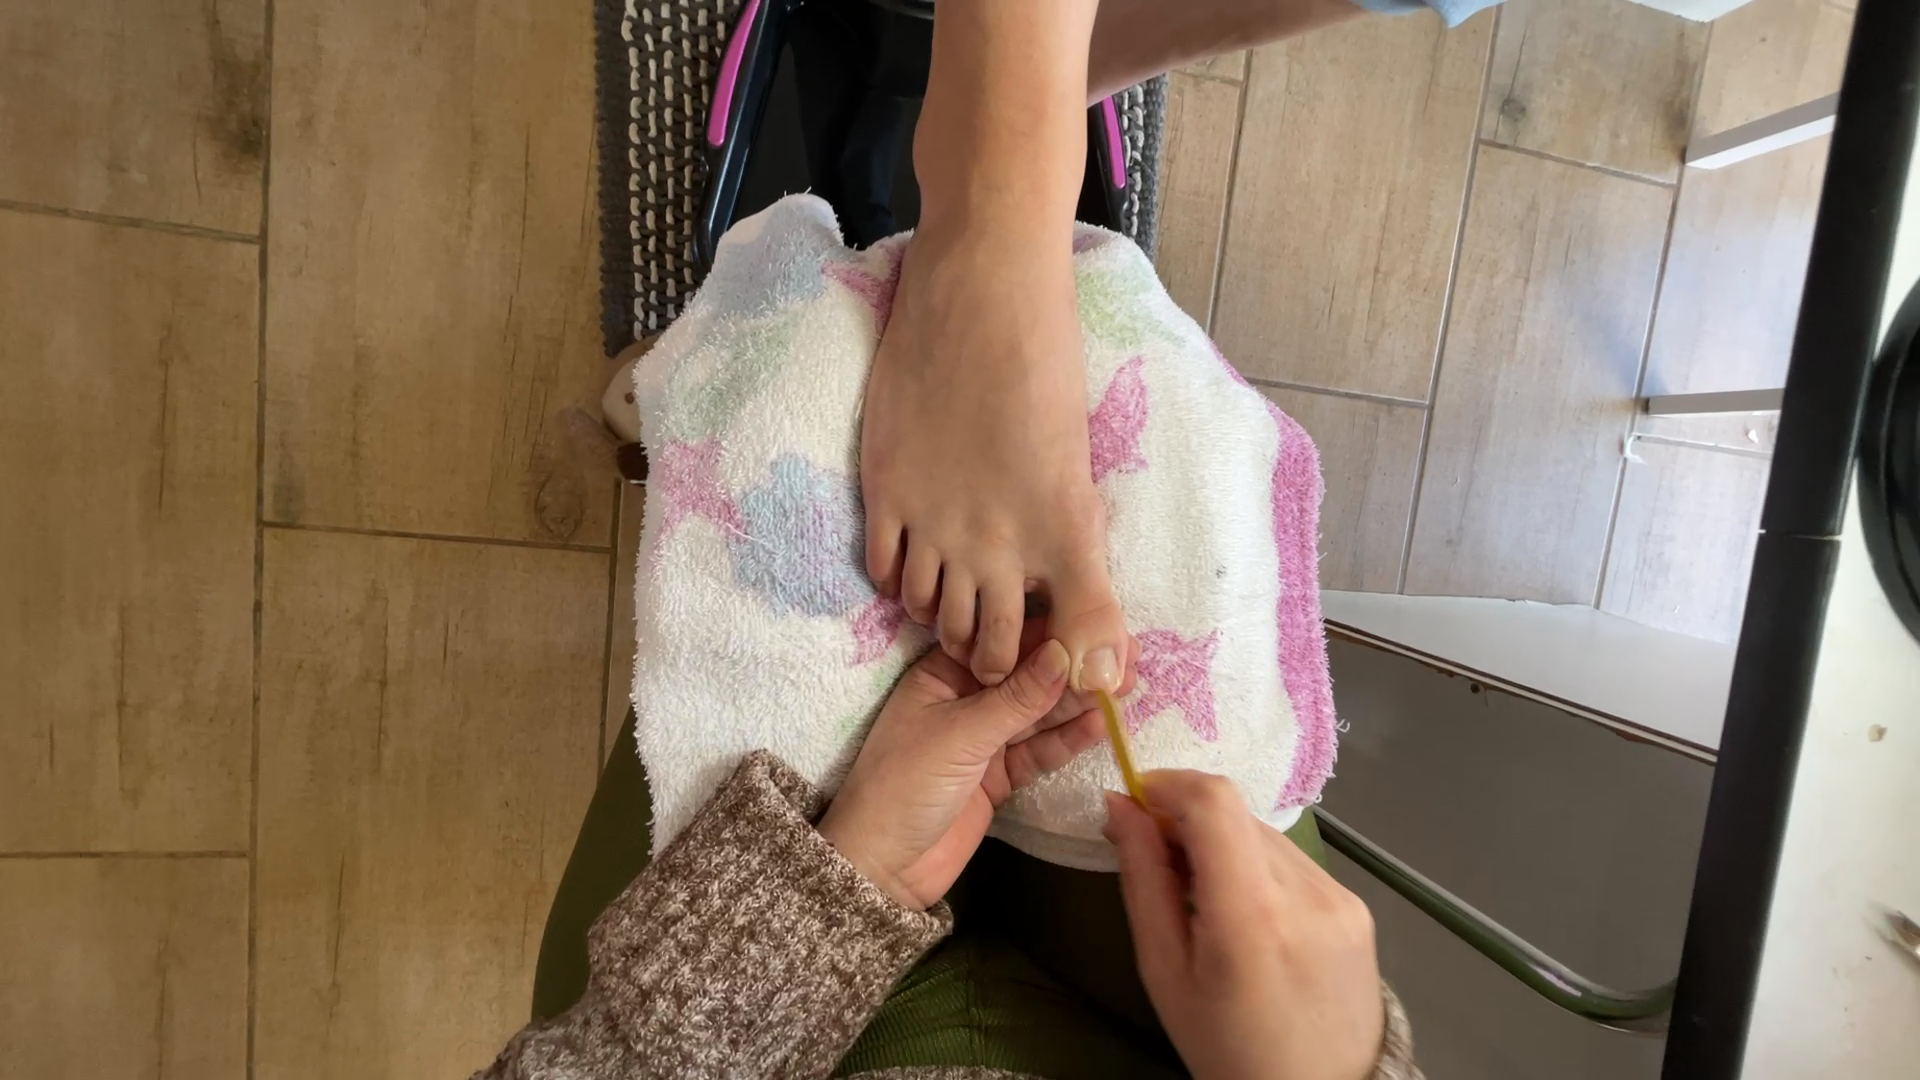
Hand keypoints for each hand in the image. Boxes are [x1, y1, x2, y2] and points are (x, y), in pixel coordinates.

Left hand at [819, 637, 1109, 909]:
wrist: (883, 868)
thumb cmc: (906, 784)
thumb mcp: (961, 734)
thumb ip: (1015, 698)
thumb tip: (1063, 652)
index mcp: (944, 673)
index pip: (1004, 643)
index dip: (1050, 635)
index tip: (1095, 626)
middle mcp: (967, 698)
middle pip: (1027, 678)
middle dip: (1072, 668)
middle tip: (1124, 658)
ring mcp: (985, 738)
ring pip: (1038, 714)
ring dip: (1077, 703)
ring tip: (1122, 687)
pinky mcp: (999, 774)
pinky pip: (1038, 750)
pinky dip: (1065, 740)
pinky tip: (1097, 726)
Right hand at [859, 0, 1128, 694]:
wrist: (983, 293)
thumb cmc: (1046, 360)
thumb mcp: (1078, 455)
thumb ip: (1075, 539)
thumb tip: (1075, 592)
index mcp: (1063, 530)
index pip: (1078, 633)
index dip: (1075, 667)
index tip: (1066, 666)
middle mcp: (997, 542)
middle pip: (990, 642)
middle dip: (996, 657)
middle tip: (996, 646)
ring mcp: (935, 521)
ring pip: (934, 614)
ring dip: (947, 623)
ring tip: (954, 612)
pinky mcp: (887, 493)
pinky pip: (886, 572)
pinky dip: (900, 584)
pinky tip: (912, 569)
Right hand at [1105, 772, 1385, 1079]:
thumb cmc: (1225, 1045)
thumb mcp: (1162, 967)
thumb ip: (1141, 875)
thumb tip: (1117, 802)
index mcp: (1251, 915)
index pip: (1213, 800)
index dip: (1168, 784)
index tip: (1136, 802)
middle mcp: (1306, 891)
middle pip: (1231, 811)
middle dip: (1184, 817)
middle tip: (1157, 858)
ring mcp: (1339, 895)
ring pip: (1257, 829)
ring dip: (1219, 841)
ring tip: (1202, 891)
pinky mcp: (1355, 902)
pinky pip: (1287, 856)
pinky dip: (1252, 862)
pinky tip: (1244, 908)